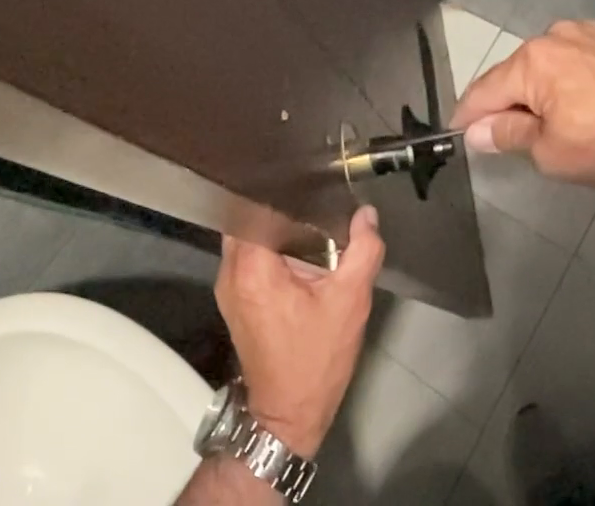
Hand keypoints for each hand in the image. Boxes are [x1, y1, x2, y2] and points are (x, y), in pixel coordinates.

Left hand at [215, 205, 384, 455]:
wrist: (287, 416)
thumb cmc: (315, 358)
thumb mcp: (349, 301)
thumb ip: (362, 251)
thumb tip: (366, 215)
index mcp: (251, 265)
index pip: (254, 205)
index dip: (280, 188)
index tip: (307, 177)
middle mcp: (230, 271)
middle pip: (248, 217)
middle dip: (279, 206)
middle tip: (313, 195)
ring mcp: (228, 287)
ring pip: (248, 237)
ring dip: (275, 227)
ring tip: (310, 216)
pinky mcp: (235, 300)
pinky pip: (249, 257)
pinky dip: (270, 248)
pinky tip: (300, 247)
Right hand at [450, 19, 594, 190]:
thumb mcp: (553, 153)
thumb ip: (509, 135)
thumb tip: (477, 130)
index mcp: (532, 62)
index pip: (483, 91)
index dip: (466, 116)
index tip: (457, 135)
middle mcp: (553, 36)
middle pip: (513, 76)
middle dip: (506, 106)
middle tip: (509, 141)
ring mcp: (585, 33)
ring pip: (543, 68)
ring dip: (538, 94)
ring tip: (553, 126)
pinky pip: (572, 62)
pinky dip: (566, 84)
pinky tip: (582, 107)